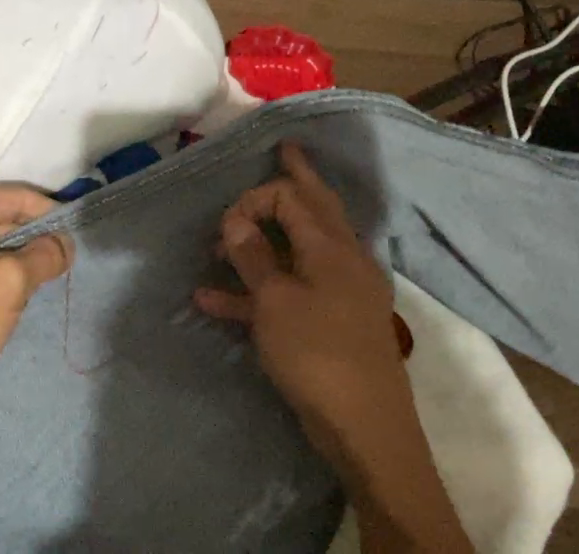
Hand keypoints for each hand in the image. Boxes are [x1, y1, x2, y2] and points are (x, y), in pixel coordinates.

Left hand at [0, 182, 72, 405]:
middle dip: (33, 237)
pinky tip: (12, 288)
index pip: (18, 197)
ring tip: (40, 279)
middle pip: (3, 213)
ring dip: (16, 254)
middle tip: (62, 266)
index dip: (53, 217)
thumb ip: (45, 254)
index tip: (79, 241)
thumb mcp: (11, 284)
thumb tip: (66, 242)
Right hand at [194, 142, 402, 457]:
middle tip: (283, 150)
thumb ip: (252, 257)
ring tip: (214, 247)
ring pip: (296, 251)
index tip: (225, 227)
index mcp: (332, 247)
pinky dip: (256, 290)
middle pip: (313, 208)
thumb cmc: (317, 354)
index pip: (291, 197)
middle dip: (293, 180)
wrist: (365, 428)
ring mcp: (340, 292)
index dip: (253, 201)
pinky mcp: (331, 323)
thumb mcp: (274, 302)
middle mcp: (342, 260)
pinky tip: (213, 300)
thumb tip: (235, 222)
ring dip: (258, 246)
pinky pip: (290, 291)